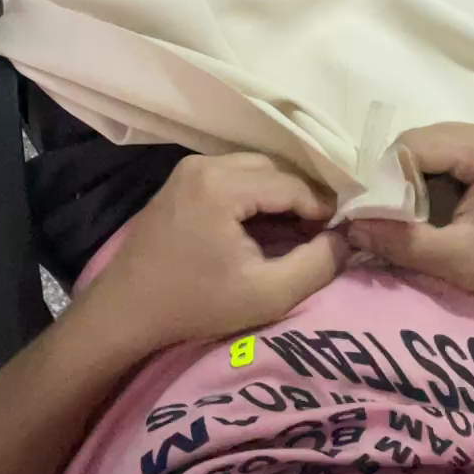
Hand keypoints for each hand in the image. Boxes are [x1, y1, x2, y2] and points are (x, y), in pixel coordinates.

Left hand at [81, 153, 349, 350]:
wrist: (126, 310)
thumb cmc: (195, 304)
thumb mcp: (267, 293)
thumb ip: (317, 264)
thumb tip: (347, 238)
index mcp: (222, 185)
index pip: (292, 184)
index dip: (322, 208)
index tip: (342, 233)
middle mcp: (205, 164)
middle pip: (274, 169)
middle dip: (302, 199)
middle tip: (322, 234)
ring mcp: (190, 169)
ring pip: (255, 170)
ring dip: (280, 196)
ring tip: (298, 233)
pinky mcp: (182, 180)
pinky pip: (233, 177)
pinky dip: (256, 196)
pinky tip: (266, 228)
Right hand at [346, 121, 473, 315]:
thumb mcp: (463, 260)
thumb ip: (401, 241)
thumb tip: (349, 226)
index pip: (409, 145)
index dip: (382, 180)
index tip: (372, 218)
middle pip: (421, 145)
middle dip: (398, 183)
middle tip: (389, 224)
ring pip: (437, 154)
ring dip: (418, 187)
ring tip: (414, 226)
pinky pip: (458, 162)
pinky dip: (440, 188)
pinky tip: (442, 219)